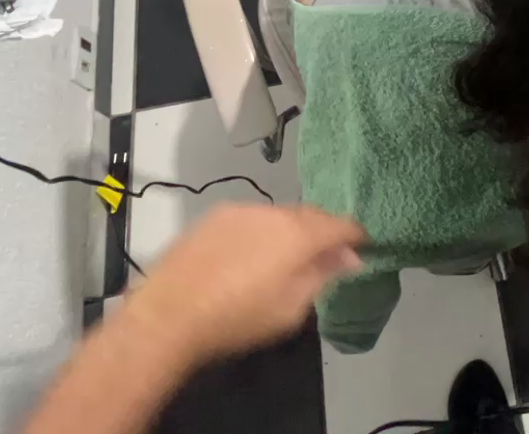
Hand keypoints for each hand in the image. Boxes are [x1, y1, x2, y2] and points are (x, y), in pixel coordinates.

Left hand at [119, 204, 364, 363]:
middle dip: (322, 233)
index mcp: (299, 234)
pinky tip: (248, 256)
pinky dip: (260, 231)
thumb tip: (350, 256)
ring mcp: (244, 209)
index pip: (341, 224)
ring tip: (282, 258)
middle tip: (325, 256)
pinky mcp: (216, 215)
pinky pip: (252, 218)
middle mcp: (276, 212)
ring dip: (289, 231)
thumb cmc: (235, 319)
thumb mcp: (290, 309)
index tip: (362, 247)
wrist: (166, 316)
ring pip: (280, 215)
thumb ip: (323, 275)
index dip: (356, 235)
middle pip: (312, 216)